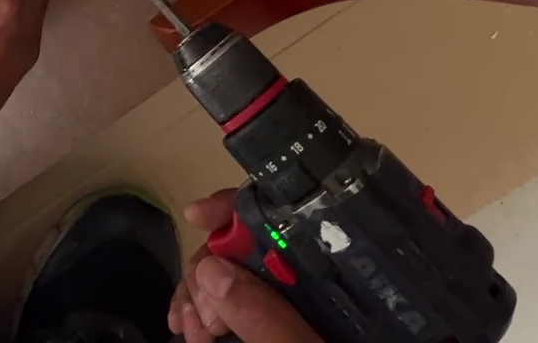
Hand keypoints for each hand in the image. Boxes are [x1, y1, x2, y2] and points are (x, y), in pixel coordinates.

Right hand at [169, 192, 324, 342]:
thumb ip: (271, 325)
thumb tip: (211, 269)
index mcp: (351, 285)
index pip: (296, 220)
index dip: (243, 208)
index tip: (197, 215)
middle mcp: (329, 289)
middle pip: (257, 247)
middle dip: (210, 269)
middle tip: (191, 313)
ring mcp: (306, 312)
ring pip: (243, 278)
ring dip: (203, 294)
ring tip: (186, 326)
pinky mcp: (289, 327)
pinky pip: (244, 308)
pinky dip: (212, 312)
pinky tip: (194, 328)